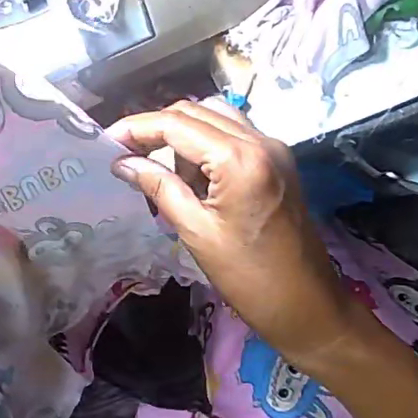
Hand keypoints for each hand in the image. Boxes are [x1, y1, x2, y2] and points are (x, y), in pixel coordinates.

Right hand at [105, 101, 356, 368]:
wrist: (309, 306)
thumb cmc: (250, 277)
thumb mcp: (196, 232)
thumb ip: (159, 187)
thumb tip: (123, 163)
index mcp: (239, 159)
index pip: (176, 123)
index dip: (136, 128)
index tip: (107, 142)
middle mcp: (260, 141)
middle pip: (194, 111)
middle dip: (156, 127)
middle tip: (125, 153)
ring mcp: (273, 148)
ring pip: (214, 117)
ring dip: (180, 133)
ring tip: (155, 165)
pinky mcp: (278, 161)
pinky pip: (232, 134)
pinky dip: (204, 143)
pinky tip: (187, 172)